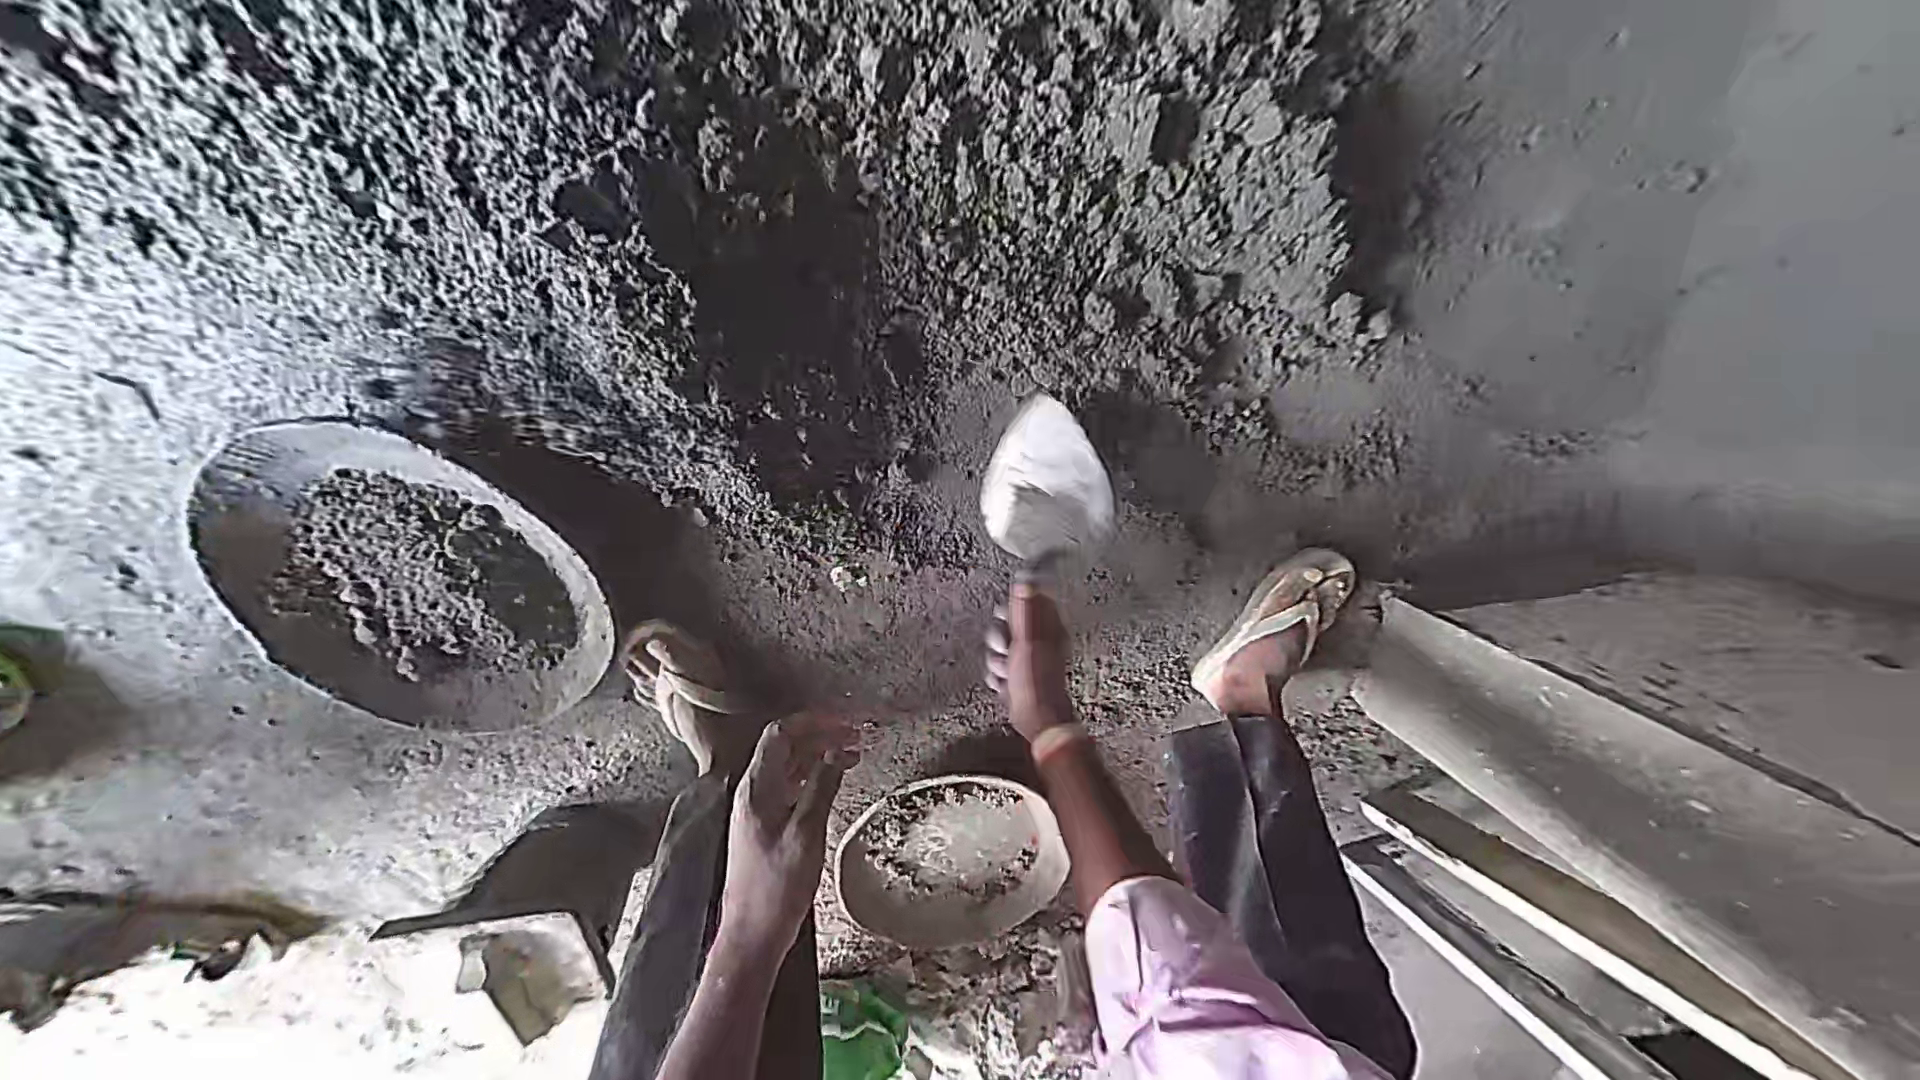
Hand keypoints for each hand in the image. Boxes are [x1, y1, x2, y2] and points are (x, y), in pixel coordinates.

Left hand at [718, 713, 858, 951]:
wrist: (752, 933)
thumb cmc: (777, 886)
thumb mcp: (807, 832)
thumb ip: (822, 785)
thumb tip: (838, 751)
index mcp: (757, 787)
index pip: (781, 733)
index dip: (813, 722)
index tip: (844, 723)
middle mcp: (753, 791)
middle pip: (785, 745)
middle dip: (820, 734)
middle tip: (854, 736)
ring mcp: (757, 807)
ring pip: (788, 763)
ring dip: (817, 753)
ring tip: (850, 753)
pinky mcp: (764, 822)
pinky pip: (789, 783)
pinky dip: (811, 773)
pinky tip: (831, 778)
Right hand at [985, 582, 1077, 741]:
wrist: (1036, 717)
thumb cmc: (1036, 679)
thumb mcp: (1027, 639)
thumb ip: (1024, 609)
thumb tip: (1024, 580)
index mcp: (1047, 626)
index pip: (1026, 602)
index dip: (1010, 609)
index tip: (1006, 620)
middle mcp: (1039, 640)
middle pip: (1006, 625)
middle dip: (998, 638)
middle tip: (1004, 649)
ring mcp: (1027, 659)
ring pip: (999, 647)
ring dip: (997, 661)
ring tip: (1007, 673)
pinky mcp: (1017, 675)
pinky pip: (997, 667)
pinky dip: (997, 676)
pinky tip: (1004, 684)